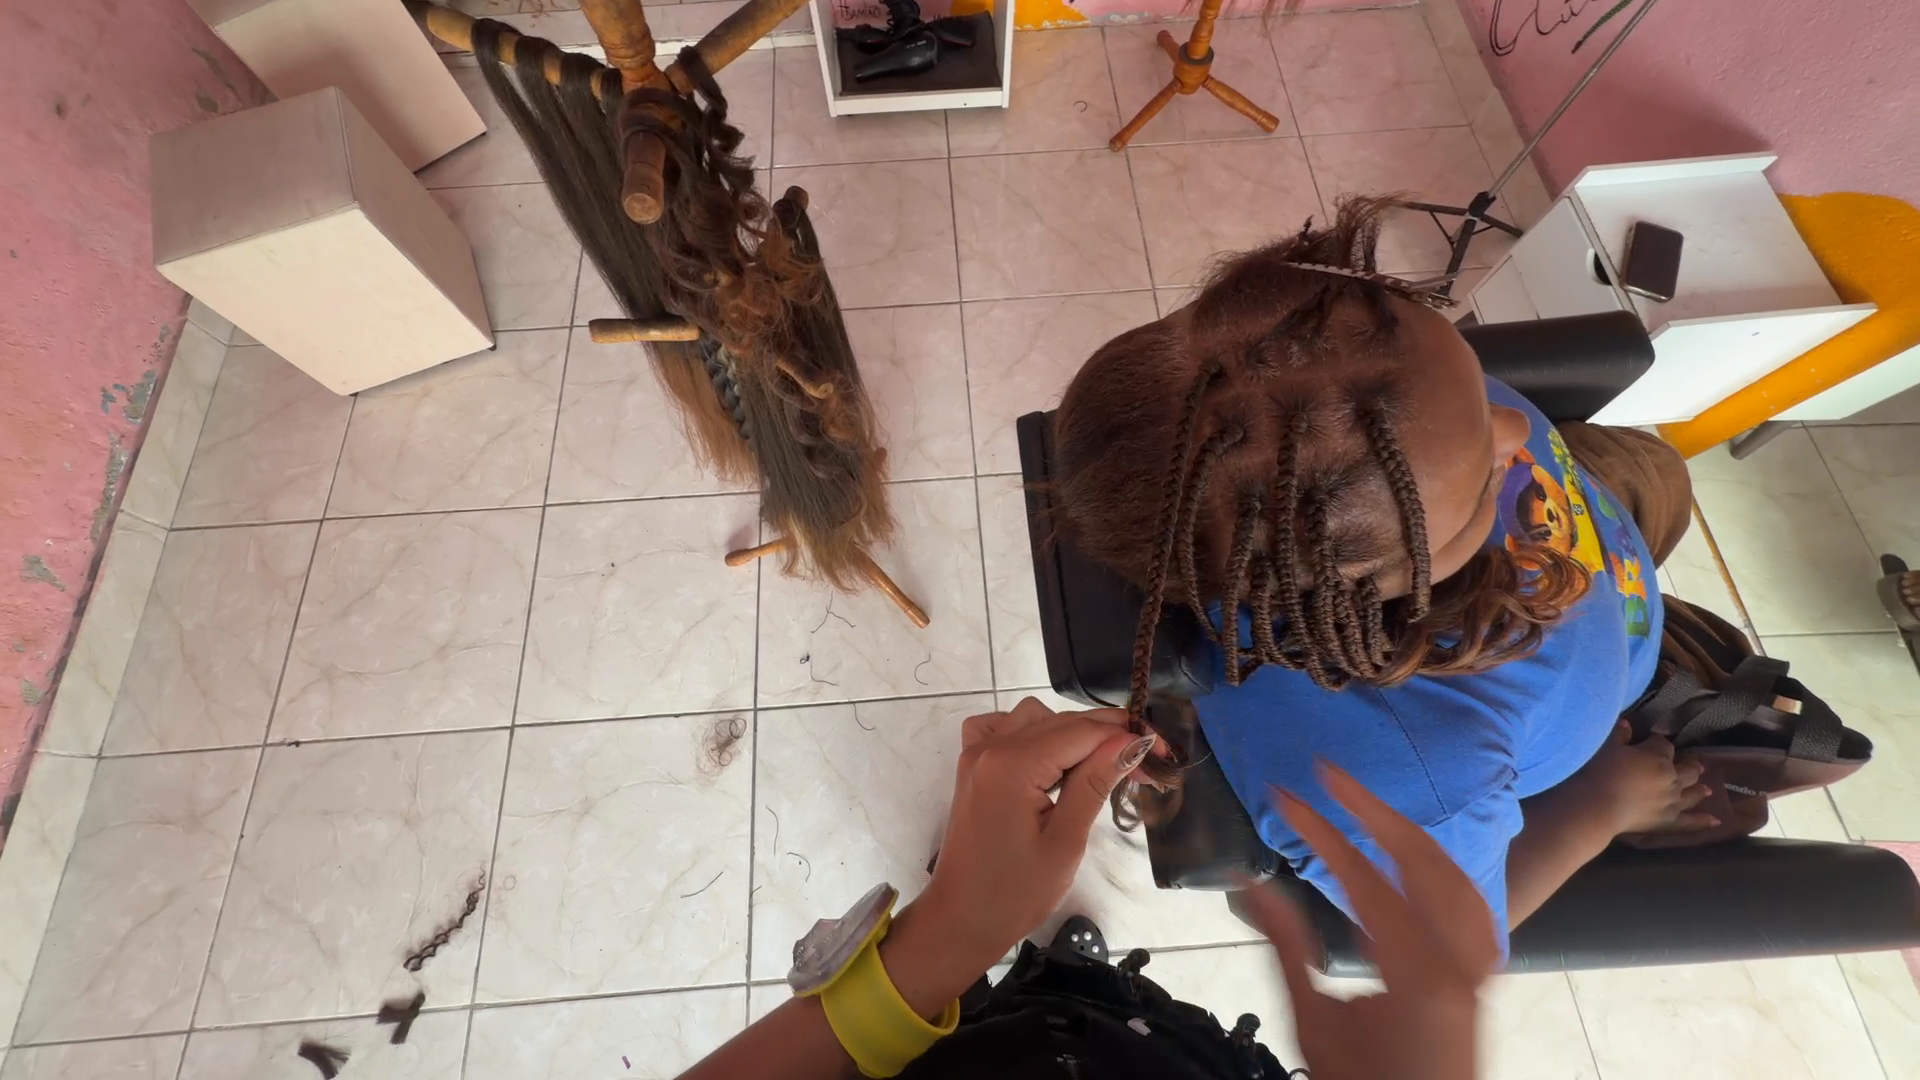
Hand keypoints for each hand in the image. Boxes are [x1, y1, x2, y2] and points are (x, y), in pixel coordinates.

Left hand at [880, 697, 1152, 1017]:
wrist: (962, 917)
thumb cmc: (1017, 893)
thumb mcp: (1066, 842)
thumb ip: (1095, 782)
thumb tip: (1130, 741)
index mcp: (1013, 765)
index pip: (1080, 731)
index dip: (1124, 735)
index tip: (1160, 750)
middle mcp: (991, 747)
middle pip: (1060, 720)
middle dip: (1105, 735)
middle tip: (1143, 761)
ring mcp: (976, 752)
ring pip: (1034, 717)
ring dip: (1069, 732)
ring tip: (1097, 766)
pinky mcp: (972, 763)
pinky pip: (1002, 726)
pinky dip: (1029, 731)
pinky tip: (1046, 756)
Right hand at [1239, 762, 1499, 1079]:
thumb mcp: (1313, 1022)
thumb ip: (1288, 946)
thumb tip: (1252, 881)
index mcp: (1415, 972)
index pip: (1362, 877)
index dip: (1320, 831)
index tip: (1283, 797)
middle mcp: (1457, 963)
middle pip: (1422, 861)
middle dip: (1373, 809)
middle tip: (1329, 773)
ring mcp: (1477, 972)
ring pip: (1455, 878)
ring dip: (1411, 834)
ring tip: (1369, 805)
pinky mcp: (1479, 981)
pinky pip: (1474, 908)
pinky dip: (1443, 871)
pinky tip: (1419, 862)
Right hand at [1572, 722, 1714, 835]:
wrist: (1598, 805)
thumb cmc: (1598, 770)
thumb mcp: (1605, 747)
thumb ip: (1619, 735)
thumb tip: (1628, 723)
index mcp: (1657, 758)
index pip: (1663, 745)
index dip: (1658, 740)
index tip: (1651, 739)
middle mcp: (1672, 779)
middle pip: (1687, 769)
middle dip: (1689, 765)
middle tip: (1692, 763)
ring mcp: (1674, 801)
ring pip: (1692, 793)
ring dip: (1698, 789)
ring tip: (1706, 788)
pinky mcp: (1669, 820)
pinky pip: (1690, 820)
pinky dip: (1702, 820)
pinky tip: (1714, 820)